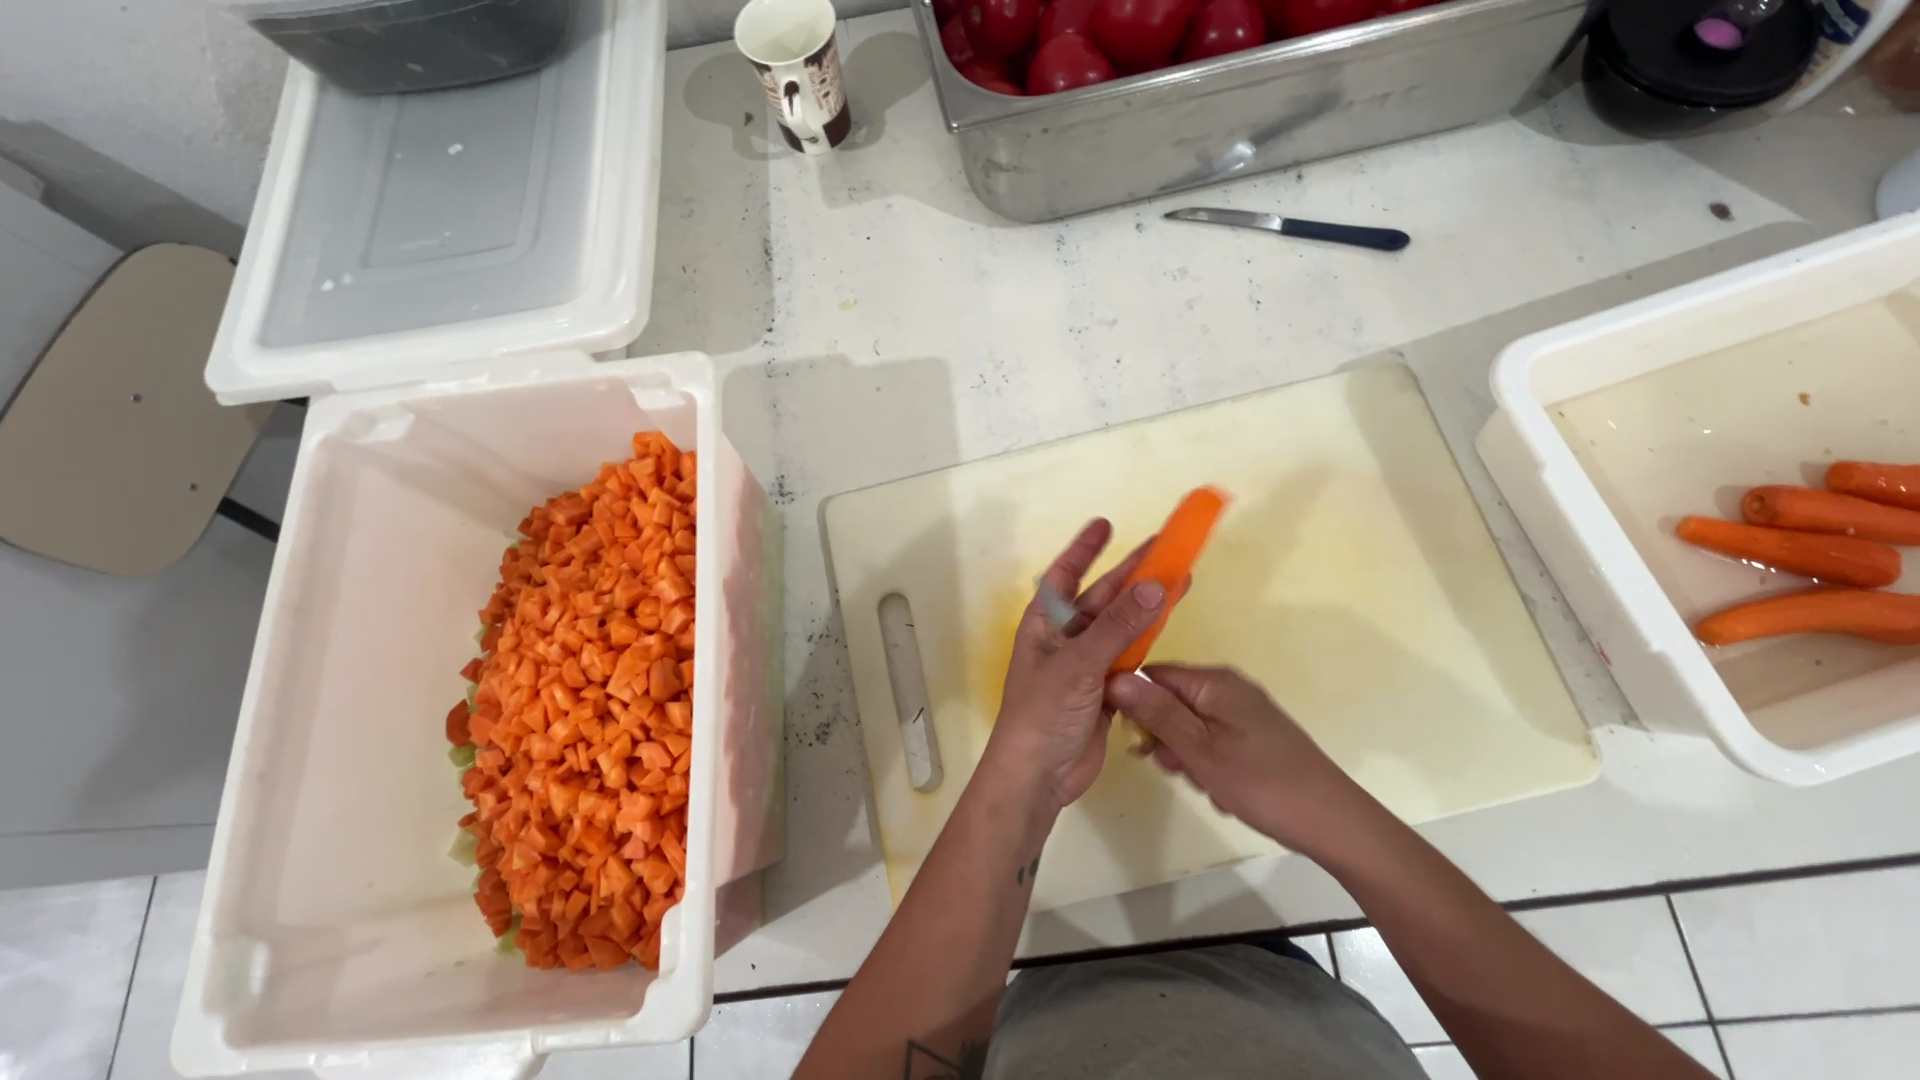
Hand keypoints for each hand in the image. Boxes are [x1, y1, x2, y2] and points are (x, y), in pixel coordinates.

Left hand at [983, 519, 1166, 815]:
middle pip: (1102, 598)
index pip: (1064, 577)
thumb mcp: (1078, 665)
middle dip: (1131, 574)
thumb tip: (1155, 584)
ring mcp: (1085, 666)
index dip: (1083, 550)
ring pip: (1120, 627)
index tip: (1105, 524)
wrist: (1038, 776)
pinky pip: (1130, 657)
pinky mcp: (1104, 691)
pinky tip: (1168, 625)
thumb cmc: (1043, 713)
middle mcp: (1064, 639)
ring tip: (1180, 579)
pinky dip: (1148, 642)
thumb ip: (1118, 627)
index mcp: (1044, 625)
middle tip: (1166, 547)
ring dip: (1146, 606)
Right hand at [1105, 664, 1360, 854]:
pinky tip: (1226, 793)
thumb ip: (1156, 712)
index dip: (1135, 703)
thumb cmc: (1260, 782)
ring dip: (1189, 760)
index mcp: (1215, 682)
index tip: (1133, 739)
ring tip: (1210, 786)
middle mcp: (1229, 689)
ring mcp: (1244, 714)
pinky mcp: (1255, 738)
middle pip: (1171, 703)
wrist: (1331, 822)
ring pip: (1190, 730)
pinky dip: (1211, 768)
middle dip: (1166, 740)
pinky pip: (1214, 745)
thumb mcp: (1199, 749)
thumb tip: (1114, 678)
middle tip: (1182, 770)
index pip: (1153, 675)